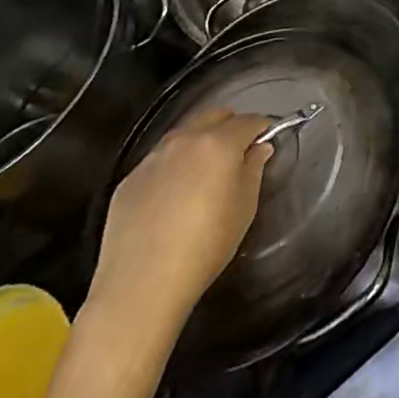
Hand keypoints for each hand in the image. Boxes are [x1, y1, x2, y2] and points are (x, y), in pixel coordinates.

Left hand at [92, 108, 274, 323]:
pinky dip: (173, 166)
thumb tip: (259, 148)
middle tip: (238, 152)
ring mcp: (153, 156)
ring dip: (199, 143)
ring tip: (204, 175)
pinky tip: (172, 198)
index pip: (248, 121)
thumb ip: (253, 170)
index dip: (262, 127)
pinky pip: (159, 160)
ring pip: (184, 134)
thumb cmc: (206, 246)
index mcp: (218, 143)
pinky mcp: (131, 177)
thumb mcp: (244, 209)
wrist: (142, 282)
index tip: (267, 137)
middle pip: (213, 115)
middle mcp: (184, 139)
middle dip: (230, 126)